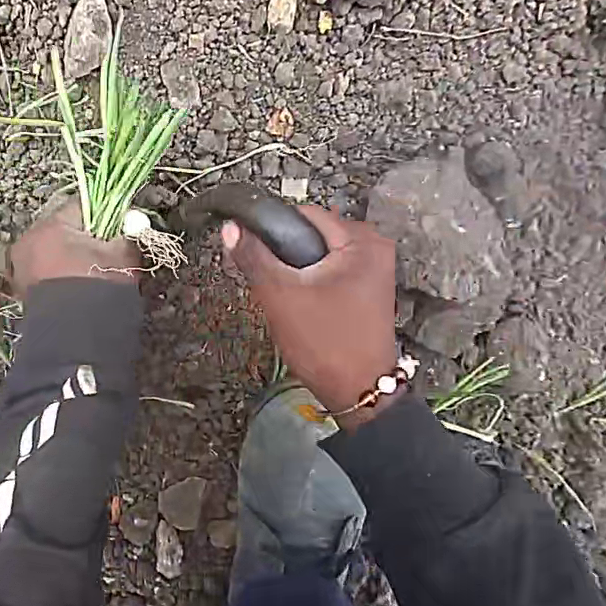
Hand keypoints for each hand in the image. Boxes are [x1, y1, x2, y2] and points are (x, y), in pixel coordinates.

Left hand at [10, 200, 141, 291]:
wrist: (76, 336)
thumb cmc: (99, 287)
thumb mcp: (123, 256)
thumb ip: (128, 236)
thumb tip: (131, 230)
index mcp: (50, 227)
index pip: (81, 207)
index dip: (105, 214)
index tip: (120, 225)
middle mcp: (29, 243)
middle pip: (64, 231)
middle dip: (86, 239)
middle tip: (109, 251)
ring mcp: (22, 270)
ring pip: (55, 254)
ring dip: (73, 260)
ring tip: (97, 275)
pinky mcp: (24, 294)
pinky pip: (49, 276)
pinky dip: (64, 278)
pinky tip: (82, 290)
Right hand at [222, 206, 398, 420]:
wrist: (359, 391)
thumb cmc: (324, 342)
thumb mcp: (281, 296)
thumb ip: (254, 257)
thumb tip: (230, 228)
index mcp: (362, 240)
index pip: (304, 214)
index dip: (274, 230)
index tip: (254, 251)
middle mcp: (375, 247)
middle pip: (312, 234)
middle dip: (287, 253)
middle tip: (272, 283)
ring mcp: (375, 268)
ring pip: (319, 253)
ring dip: (297, 269)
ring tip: (285, 295)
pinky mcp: (369, 287)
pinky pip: (330, 270)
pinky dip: (312, 280)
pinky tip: (302, 302)